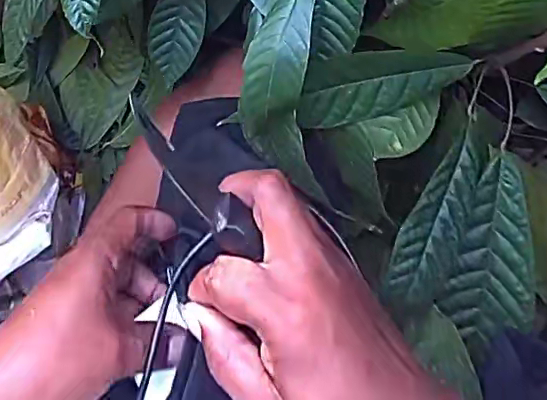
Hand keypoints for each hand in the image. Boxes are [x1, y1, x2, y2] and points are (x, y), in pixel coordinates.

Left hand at [0, 205, 176, 399]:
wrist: (0, 391)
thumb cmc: (46, 357)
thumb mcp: (117, 349)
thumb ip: (155, 341)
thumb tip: (178, 340)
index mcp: (95, 255)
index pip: (130, 218)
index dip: (156, 220)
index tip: (175, 231)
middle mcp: (82, 267)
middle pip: (127, 255)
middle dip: (153, 277)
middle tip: (172, 300)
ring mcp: (71, 292)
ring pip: (115, 285)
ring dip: (138, 304)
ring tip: (155, 332)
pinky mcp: (63, 319)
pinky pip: (101, 307)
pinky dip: (120, 321)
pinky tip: (130, 348)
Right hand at [186, 171, 455, 399]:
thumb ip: (227, 357)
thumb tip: (202, 319)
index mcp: (286, 306)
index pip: (223, 272)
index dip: (201, 287)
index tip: (202, 301)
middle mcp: (310, 267)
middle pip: (269, 190)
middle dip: (235, 189)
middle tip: (216, 211)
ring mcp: (332, 258)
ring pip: (290, 199)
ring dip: (260, 206)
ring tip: (239, 238)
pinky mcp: (345, 261)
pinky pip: (307, 225)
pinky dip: (282, 228)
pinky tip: (270, 263)